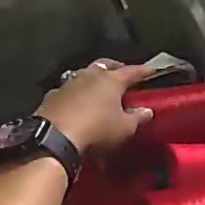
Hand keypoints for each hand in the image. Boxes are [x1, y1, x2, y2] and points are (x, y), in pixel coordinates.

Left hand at [36, 58, 155, 154]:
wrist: (54, 139)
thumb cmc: (97, 130)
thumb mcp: (125, 128)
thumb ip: (137, 117)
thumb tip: (147, 111)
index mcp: (111, 80)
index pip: (132, 71)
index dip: (143, 71)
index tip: (151, 70)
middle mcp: (89, 76)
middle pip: (105, 66)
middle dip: (116, 68)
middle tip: (123, 74)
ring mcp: (68, 84)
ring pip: (85, 76)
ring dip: (94, 80)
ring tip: (100, 89)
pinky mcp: (52, 96)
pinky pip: (70, 91)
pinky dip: (78, 94)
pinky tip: (79, 103)